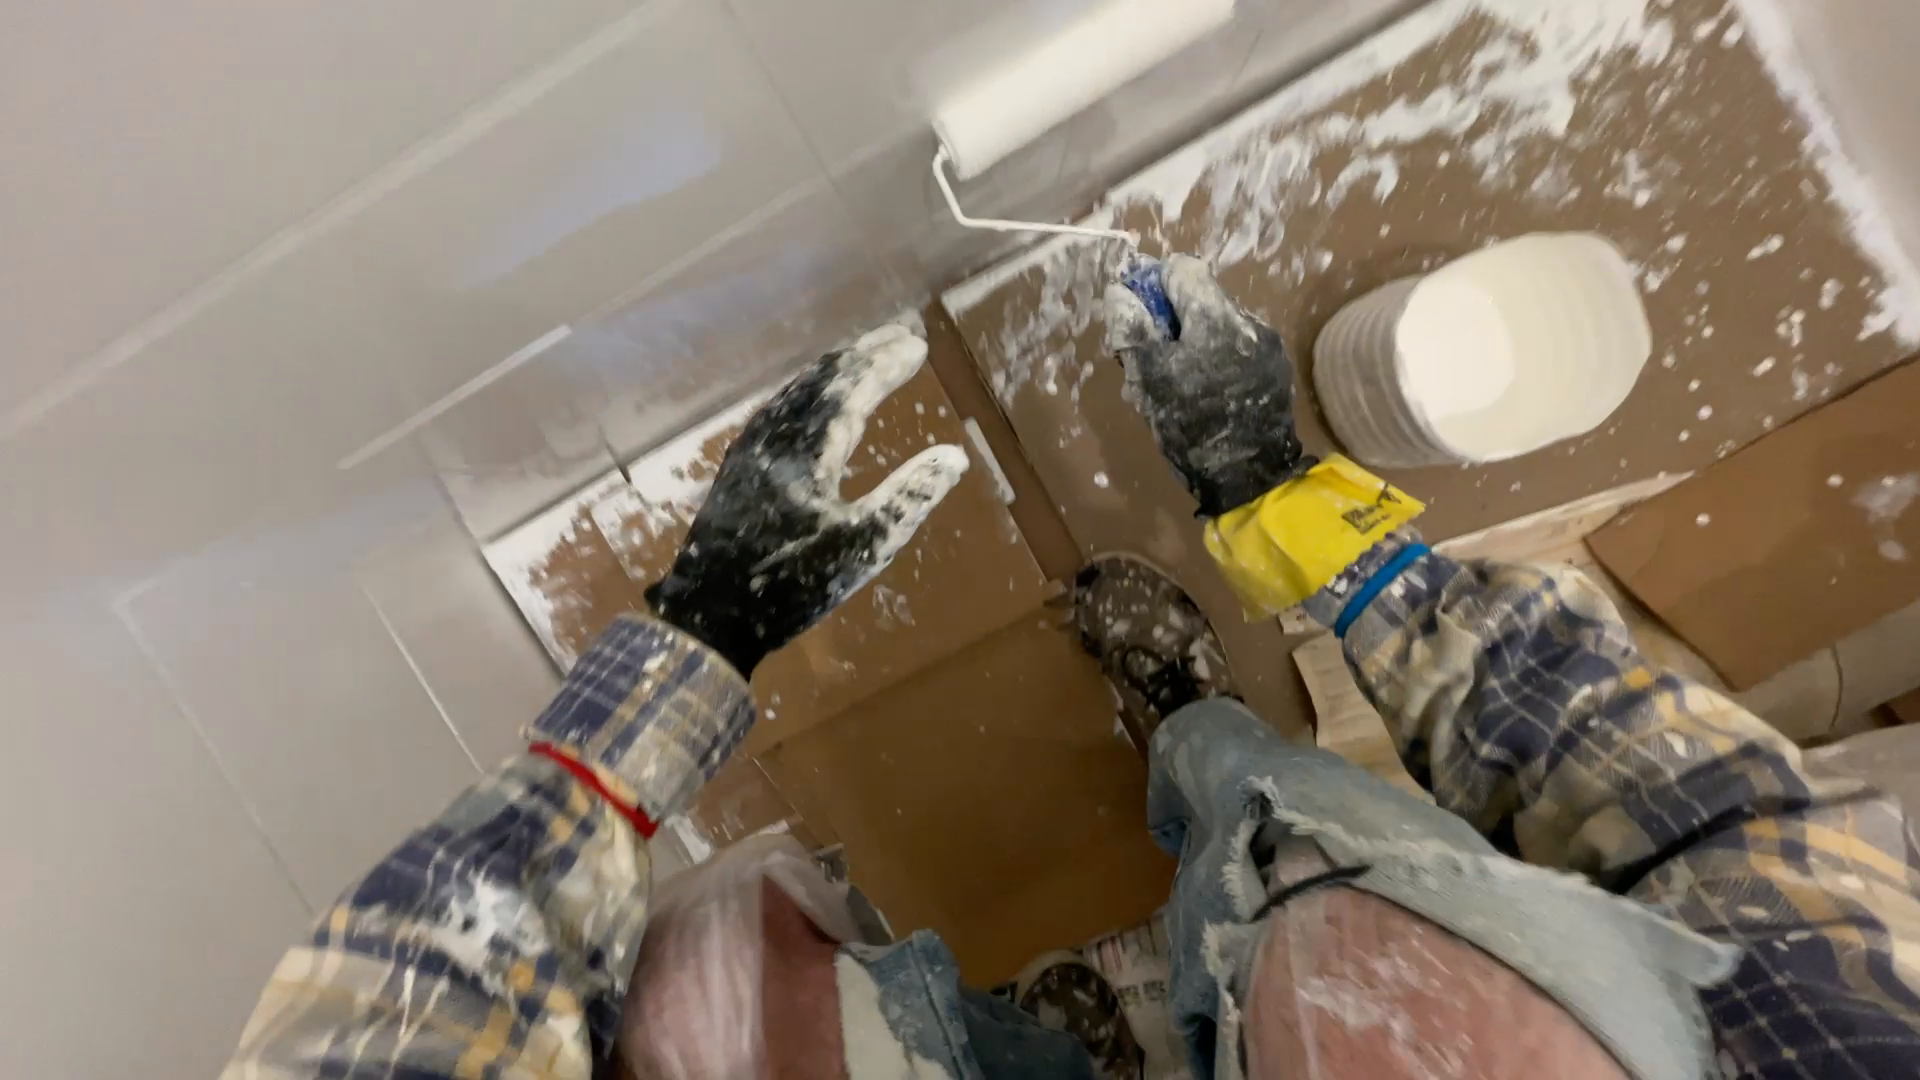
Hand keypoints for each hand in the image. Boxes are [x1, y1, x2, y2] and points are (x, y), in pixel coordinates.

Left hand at [645, 324, 968, 675]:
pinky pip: (782, 408)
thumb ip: (909, 496)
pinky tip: (818, 400)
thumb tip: (955, 456)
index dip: (887, 364)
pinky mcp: (740, 464)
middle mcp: (776, 435)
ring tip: (866, 358)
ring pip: (798, 390)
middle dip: (863, 354)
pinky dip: (811, 391)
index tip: (918, 345)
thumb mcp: (863, 546)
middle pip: (823, 378)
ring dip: (836, 369)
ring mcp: (752, 447)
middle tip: (899, 336)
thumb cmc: (793, 583)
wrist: (711, 614)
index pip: (854, 389)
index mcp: (808, 450)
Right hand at [1104, 254, 1310, 516]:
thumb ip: (1134, 330)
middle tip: (1143, 365)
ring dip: (1185, 349)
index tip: (1136, 318)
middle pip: (1197, 302)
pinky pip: (1232, 354)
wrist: (1250, 476)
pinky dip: (1209, 365)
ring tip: (1167, 390)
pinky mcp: (1273, 373)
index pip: (1181, 270)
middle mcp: (1246, 322)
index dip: (1153, 287)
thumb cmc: (1194, 425)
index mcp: (1215, 317)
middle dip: (1165, 326)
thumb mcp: (1151, 379)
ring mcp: (1265, 348)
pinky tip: (1199, 398)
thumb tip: (1119, 292)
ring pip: (1213, 330)